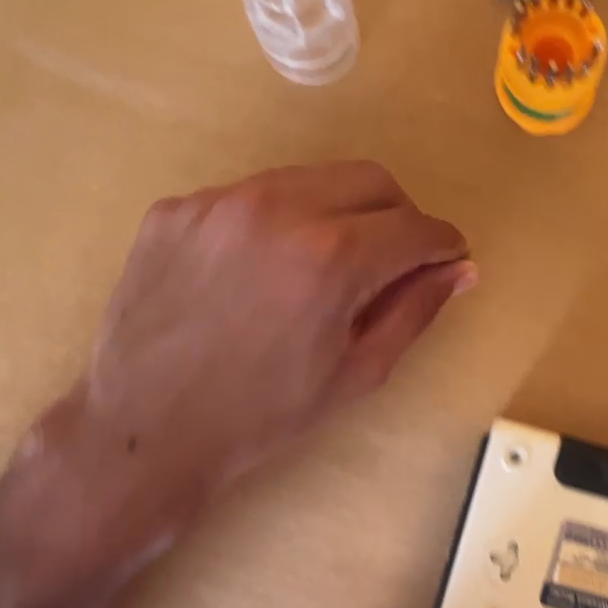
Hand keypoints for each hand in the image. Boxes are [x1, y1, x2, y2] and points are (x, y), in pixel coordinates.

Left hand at [28, 162, 474, 565]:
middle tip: (397, 261)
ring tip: (328, 267)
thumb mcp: (356, 373)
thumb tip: (460, 270)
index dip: (443, 244)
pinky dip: (277, 224)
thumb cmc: (263, 415)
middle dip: (399, 216)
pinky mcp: (177, 208)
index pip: (414, 226)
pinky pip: (250, 198)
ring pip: (308, 180)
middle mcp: (278, 207)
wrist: (147, 427)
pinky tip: (263, 273)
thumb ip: (414, 311)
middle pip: (370, 180)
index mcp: (331, 256)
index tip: (449, 261)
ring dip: (339, 213)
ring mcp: (220, 201)